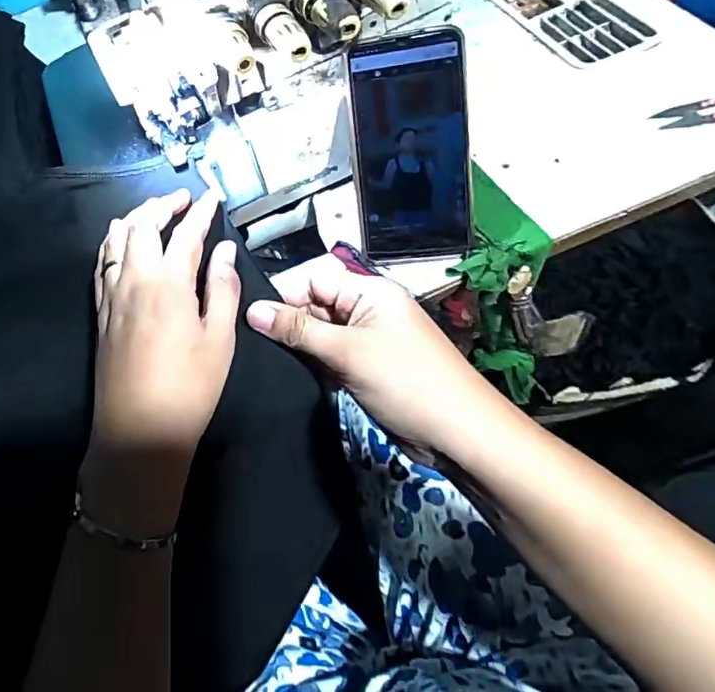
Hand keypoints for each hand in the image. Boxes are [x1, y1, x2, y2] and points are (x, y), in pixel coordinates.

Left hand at [84, 190, 239, 534]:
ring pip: (116, 239)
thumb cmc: (189, 387)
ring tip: (154, 212)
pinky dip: (113, 242)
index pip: (186, 233)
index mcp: (168, 282)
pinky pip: (102, 262)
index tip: (213, 196)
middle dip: (163, 205)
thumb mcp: (219, 339)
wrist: (138, 432)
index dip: (202, 212)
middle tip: (183, 200)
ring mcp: (112, 293)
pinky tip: (120, 243)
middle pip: (142, 225)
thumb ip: (222, 287)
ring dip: (136, 217)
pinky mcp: (101, 310)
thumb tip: (224, 250)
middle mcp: (135, 278)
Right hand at [246, 267, 501, 460]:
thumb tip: (253, 310)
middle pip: (317, 306)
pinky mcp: (369, 368)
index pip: (315, 279)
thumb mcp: (347, 352)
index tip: (254, 318)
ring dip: (303, 347)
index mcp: (370, 292)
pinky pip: (333, 357)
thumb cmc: (408, 383)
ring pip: (322, 334)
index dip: (285, 295)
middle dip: (291, 323)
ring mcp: (370, 340)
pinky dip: (317, 365)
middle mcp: (368, 310)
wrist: (461, 435)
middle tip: (258, 344)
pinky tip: (296, 376)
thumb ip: (298, 330)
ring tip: (272, 361)